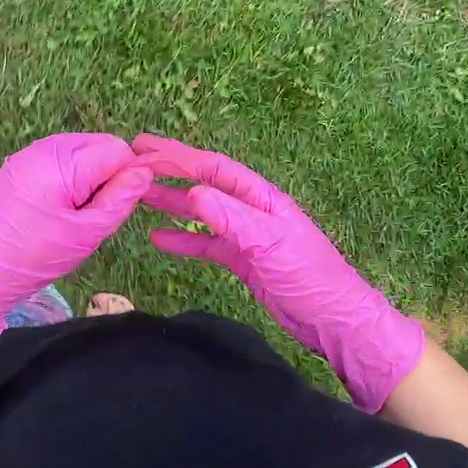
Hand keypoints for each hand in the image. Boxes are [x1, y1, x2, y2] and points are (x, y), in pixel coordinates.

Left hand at [0, 133, 151, 343]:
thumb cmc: (34, 257)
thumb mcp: (86, 234)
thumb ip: (120, 199)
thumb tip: (146, 171)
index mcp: (61, 161)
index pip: (118, 149)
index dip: (127, 175)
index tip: (116, 206)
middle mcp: (46, 146)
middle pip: (101, 145)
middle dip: (108, 174)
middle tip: (93, 212)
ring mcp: (31, 152)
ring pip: (84, 150)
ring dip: (90, 176)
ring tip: (75, 212)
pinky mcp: (22, 162)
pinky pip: (63, 158)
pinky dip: (71, 176)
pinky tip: (59, 206)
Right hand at [134, 134, 424, 411]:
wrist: (334, 319)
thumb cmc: (308, 275)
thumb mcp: (268, 242)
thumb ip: (231, 217)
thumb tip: (192, 190)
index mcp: (260, 196)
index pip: (211, 168)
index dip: (178, 156)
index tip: (144, 148)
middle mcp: (251, 208)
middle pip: (204, 182)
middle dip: (170, 169)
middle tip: (134, 159)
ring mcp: (247, 234)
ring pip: (202, 211)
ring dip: (172, 202)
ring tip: (139, 195)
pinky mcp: (244, 260)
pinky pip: (207, 243)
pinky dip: (184, 238)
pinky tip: (158, 238)